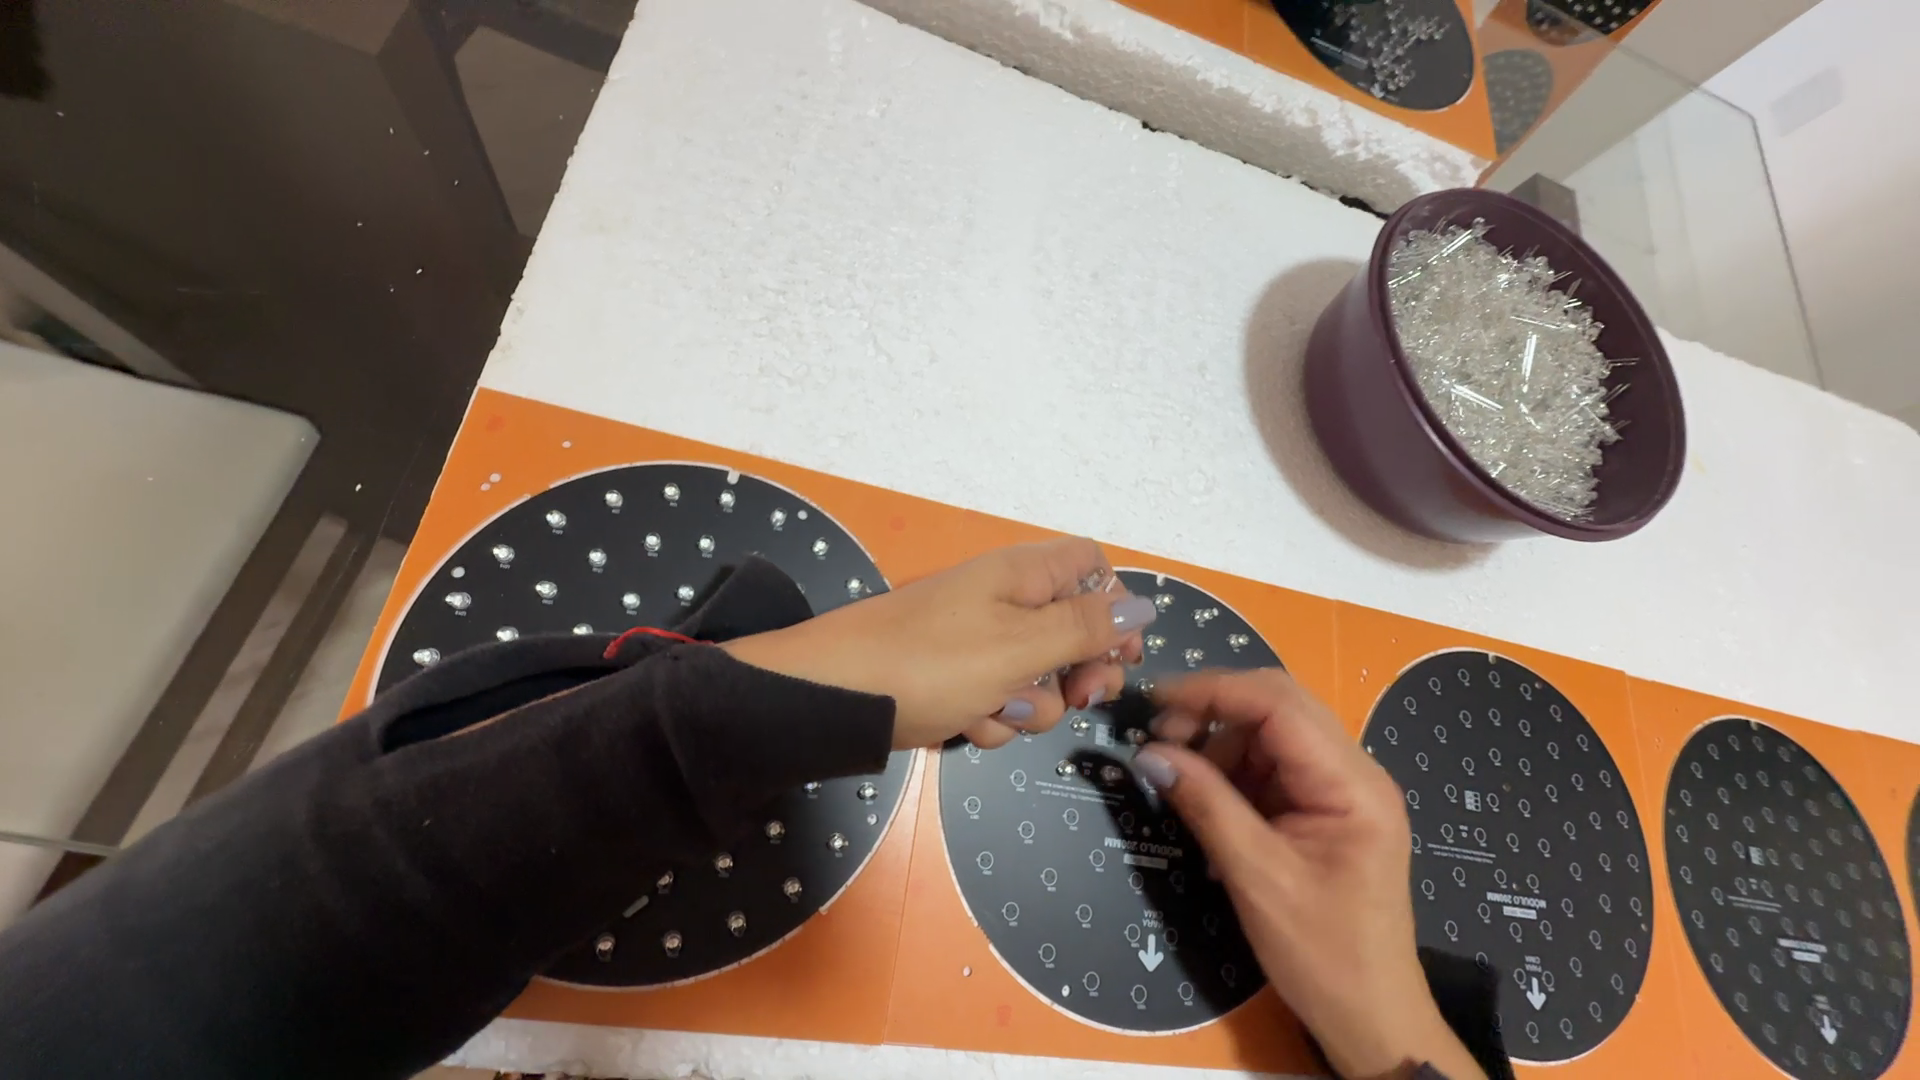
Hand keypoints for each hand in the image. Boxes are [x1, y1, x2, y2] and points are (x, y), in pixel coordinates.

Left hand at [721, 538, 1156, 749]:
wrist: (833, 698)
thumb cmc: (931, 663)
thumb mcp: (1019, 645)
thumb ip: (1085, 627)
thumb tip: (1143, 604)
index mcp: (1023, 574)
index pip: (1092, 565)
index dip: (1115, 605)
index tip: (1121, 653)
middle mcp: (1006, 601)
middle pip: (1073, 628)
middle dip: (1078, 671)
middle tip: (1076, 698)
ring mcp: (979, 642)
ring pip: (1038, 676)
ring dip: (1028, 704)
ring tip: (992, 708)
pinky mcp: (957, 679)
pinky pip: (1000, 699)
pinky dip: (990, 717)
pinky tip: (964, 722)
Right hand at [1131, 670, 1486, 1079]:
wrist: (1372, 1020)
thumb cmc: (1323, 955)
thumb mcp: (1256, 878)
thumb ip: (1205, 805)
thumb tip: (1148, 754)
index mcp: (1352, 784)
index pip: (1279, 704)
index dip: (1214, 691)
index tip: (1155, 699)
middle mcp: (1353, 771)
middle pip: (1277, 705)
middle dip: (1213, 710)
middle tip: (1160, 735)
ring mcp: (1339, 787)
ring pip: (1268, 731)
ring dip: (1219, 743)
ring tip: (1181, 778)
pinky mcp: (1322, 806)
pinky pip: (1269, 764)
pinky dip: (1231, 770)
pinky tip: (1207, 798)